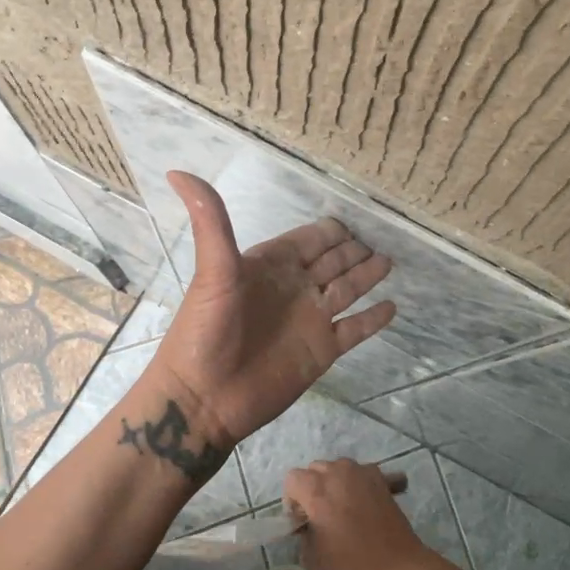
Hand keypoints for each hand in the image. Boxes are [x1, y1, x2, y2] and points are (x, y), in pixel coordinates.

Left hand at [147, 171, 396, 447]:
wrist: (203, 399)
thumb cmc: (204, 333)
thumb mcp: (211, 272)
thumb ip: (211, 222)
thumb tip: (178, 170)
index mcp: (268, 266)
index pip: (308, 240)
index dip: (329, 231)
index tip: (351, 223)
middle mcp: (293, 288)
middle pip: (332, 262)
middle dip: (353, 250)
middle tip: (377, 241)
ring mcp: (310, 320)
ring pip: (347, 289)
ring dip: (367, 276)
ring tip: (388, 262)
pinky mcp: (322, 350)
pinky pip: (355, 329)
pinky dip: (373, 318)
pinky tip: (391, 307)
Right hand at [284, 459, 431, 569]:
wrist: (396, 567)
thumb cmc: (350, 565)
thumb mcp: (311, 557)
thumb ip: (302, 532)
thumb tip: (308, 522)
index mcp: (317, 490)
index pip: (292, 479)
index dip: (292, 500)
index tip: (302, 520)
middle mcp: (339, 473)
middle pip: (315, 469)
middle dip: (312, 488)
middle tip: (321, 515)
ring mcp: (363, 472)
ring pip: (339, 467)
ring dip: (335, 482)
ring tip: (343, 507)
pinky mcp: (382, 479)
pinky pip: (363, 472)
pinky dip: (359, 482)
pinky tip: (365, 501)